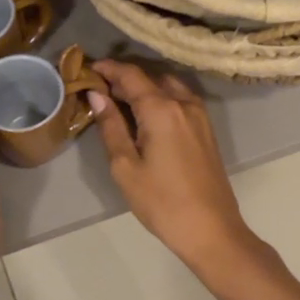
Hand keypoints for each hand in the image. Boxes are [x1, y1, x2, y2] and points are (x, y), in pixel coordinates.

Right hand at [89, 59, 253, 267]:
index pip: (130, 75)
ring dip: (144, 85)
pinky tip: (145, 113)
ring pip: (168, 85)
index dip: (107, 68)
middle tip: (99, 86)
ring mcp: (199, 116)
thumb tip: (96, 95)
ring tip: (120, 98)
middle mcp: (183, 104)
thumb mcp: (125, 165)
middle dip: (124, 76)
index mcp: (161, 109)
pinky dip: (160, 96)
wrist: (212, 231)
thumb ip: (110, 125)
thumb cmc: (161, 201)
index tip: (87, 68)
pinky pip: (180, 99)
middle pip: (150, 76)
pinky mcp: (206, 129)